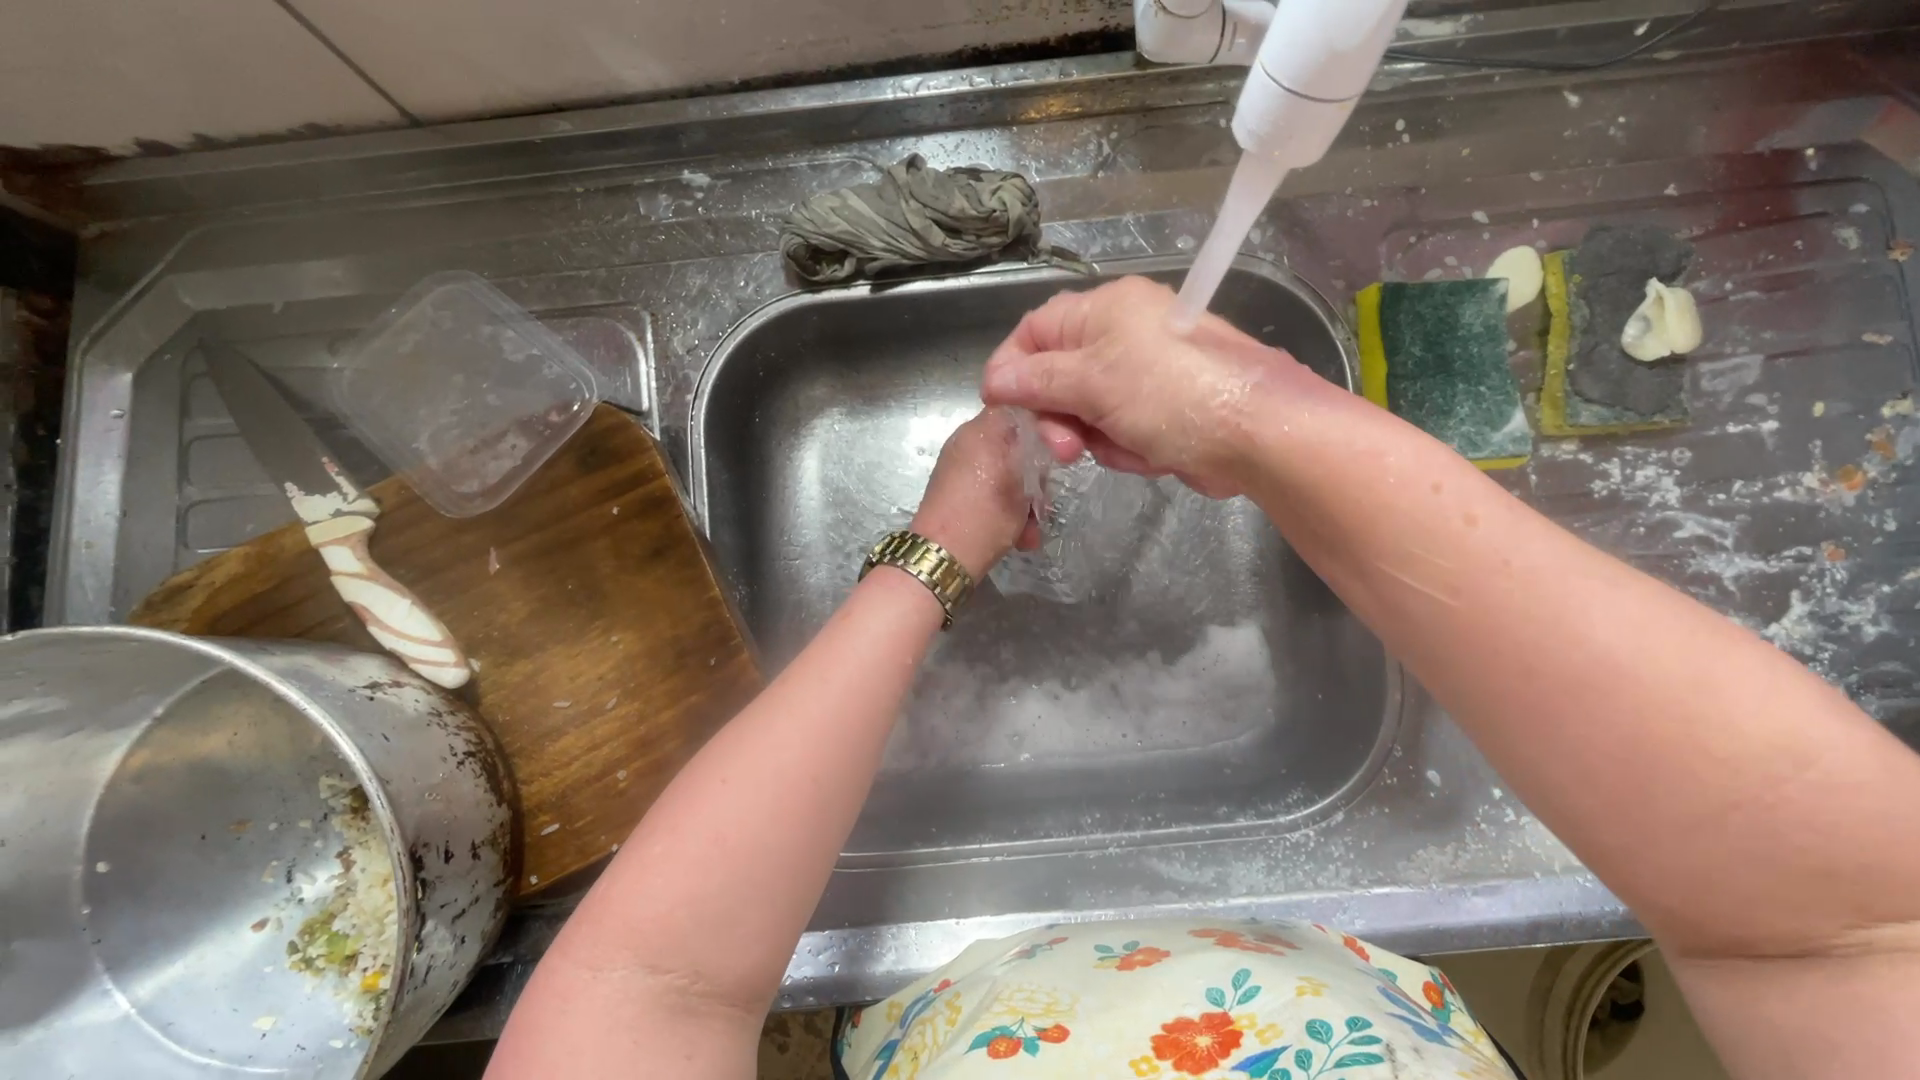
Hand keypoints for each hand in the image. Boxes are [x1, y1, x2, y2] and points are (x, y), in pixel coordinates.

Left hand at [910, 408, 1046, 579]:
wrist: (942, 557)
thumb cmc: (985, 515)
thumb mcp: (1022, 480)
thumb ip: (1038, 450)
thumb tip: (1050, 436)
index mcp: (981, 429)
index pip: (1022, 409)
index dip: (1047, 428)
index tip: (1059, 454)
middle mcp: (967, 440)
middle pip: (1017, 445)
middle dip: (1035, 477)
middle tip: (1042, 503)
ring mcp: (960, 466)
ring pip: (1008, 472)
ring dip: (1024, 501)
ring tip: (1029, 530)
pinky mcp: (957, 490)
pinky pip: (991, 488)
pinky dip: (1006, 509)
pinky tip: (1018, 536)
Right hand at [980, 276, 1331, 497]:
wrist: (1258, 435)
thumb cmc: (1171, 395)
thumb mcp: (1094, 381)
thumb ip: (1036, 381)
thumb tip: (992, 381)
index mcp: (1104, 310)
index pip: (1034, 331)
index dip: (1011, 368)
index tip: (1000, 408)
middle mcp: (1121, 335)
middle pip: (1057, 378)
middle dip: (1060, 417)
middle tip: (1066, 449)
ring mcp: (1142, 376)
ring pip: (1085, 414)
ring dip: (1099, 439)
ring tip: (1131, 446)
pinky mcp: (1159, 413)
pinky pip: (1118, 433)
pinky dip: (1128, 449)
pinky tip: (1153, 454)